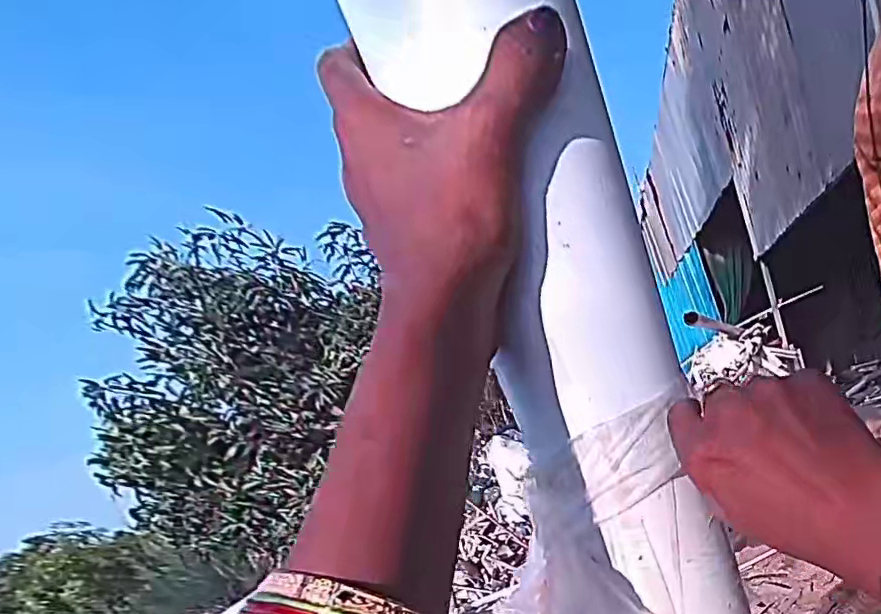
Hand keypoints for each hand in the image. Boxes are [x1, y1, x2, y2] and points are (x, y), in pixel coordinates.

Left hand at [318, 9, 566, 312]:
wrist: (448, 317)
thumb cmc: (447, 234)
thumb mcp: (488, 140)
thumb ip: (513, 79)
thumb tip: (539, 28)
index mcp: (358, 121)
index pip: (342, 63)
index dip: (371, 50)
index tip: (414, 53)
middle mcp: (364, 164)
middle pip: (385, 114)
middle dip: (425, 107)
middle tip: (472, 106)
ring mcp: (390, 209)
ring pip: (411, 167)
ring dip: (447, 160)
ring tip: (497, 162)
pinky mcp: (421, 245)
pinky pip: (437, 210)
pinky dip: (462, 206)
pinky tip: (499, 214)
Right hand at [669, 372, 880, 596]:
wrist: (860, 514)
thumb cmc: (806, 524)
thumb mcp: (737, 512)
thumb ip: (714, 473)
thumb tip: (715, 459)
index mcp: (704, 452)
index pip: (682, 416)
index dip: (700, 424)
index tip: (709, 426)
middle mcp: (730, 414)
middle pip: (722, 400)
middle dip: (739, 419)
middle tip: (765, 446)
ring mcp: (770, 393)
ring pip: (759, 390)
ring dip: (772, 409)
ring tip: (798, 445)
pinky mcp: (806, 381)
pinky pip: (795, 384)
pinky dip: (803, 401)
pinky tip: (817, 432)